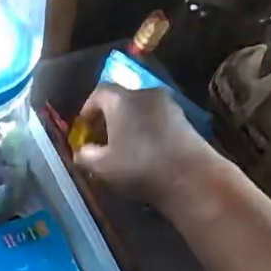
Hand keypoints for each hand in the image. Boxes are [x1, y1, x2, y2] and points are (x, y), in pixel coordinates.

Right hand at [73, 84, 228, 212]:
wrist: (190, 177)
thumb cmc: (139, 168)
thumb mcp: (102, 167)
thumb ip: (85, 156)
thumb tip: (80, 151)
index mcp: (121, 99)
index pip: (98, 92)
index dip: (87, 109)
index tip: (83, 129)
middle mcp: (145, 93)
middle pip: (120, 99)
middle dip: (108, 118)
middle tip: (101, 140)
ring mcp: (168, 104)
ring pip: (140, 109)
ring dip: (128, 124)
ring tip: (123, 148)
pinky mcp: (184, 118)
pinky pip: (156, 119)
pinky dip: (146, 129)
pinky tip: (145, 151)